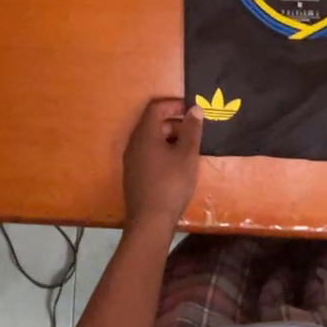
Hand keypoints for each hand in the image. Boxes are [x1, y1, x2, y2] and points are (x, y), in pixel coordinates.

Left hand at [123, 98, 202, 228]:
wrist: (150, 222)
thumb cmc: (171, 184)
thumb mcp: (187, 155)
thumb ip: (191, 130)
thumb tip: (195, 109)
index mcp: (145, 134)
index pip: (156, 108)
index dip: (174, 105)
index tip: (191, 111)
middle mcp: (134, 143)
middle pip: (153, 123)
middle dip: (174, 123)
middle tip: (194, 132)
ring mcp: (131, 160)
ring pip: (151, 140)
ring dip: (170, 138)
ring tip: (189, 150)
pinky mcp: (134, 175)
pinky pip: (148, 154)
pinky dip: (163, 152)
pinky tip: (176, 166)